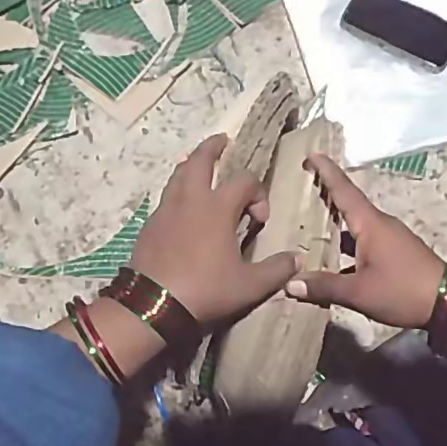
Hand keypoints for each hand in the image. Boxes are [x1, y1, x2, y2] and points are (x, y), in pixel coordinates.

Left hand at [129, 134, 300, 325]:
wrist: (153, 304)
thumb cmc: (205, 290)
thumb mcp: (249, 286)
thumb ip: (276, 269)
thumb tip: (297, 259)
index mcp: (216, 207)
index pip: (244, 181)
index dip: (258, 194)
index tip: (260, 221)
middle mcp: (189, 199)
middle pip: (199, 160)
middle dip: (212, 147)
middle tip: (222, 141)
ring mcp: (165, 210)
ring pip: (178, 175)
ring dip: (191, 166)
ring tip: (199, 166)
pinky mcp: (149, 224)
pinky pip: (166, 198)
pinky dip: (177, 192)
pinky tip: (182, 207)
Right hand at [284, 153, 444, 327]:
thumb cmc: (404, 290)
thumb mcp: (359, 292)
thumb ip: (324, 286)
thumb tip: (289, 284)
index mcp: (371, 225)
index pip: (344, 191)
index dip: (327, 172)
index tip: (312, 154)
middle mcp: (380, 225)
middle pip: (348, 203)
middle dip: (327, 192)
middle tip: (305, 181)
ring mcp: (390, 239)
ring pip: (355, 224)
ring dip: (335, 219)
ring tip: (311, 220)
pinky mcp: (395, 253)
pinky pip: (362, 240)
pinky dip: (344, 241)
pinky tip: (332, 256)